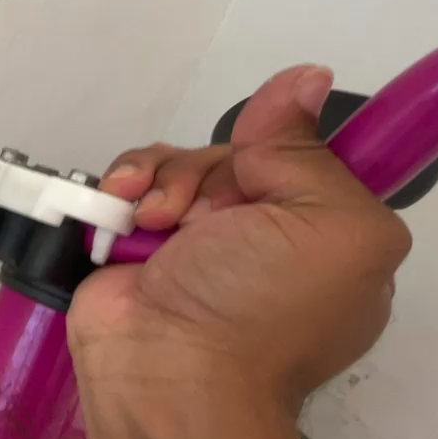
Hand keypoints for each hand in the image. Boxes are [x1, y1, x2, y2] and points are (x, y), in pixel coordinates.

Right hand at [69, 64, 411, 410]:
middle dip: (197, 172)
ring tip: (138, 218)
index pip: (291, 157)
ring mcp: (182, 236)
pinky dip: (110, 191)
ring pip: (162, 167)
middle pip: (220, 156)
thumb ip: (306, 154)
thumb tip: (304, 76)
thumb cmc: (258, 304)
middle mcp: (251, 229)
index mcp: (314, 229)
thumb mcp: (328, 226)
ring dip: (148, 179)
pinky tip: (109, 210)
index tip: (251, 163)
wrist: (164, 362)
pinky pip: (117, 189)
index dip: (268, 149)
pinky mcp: (121, 240)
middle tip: (186, 215)